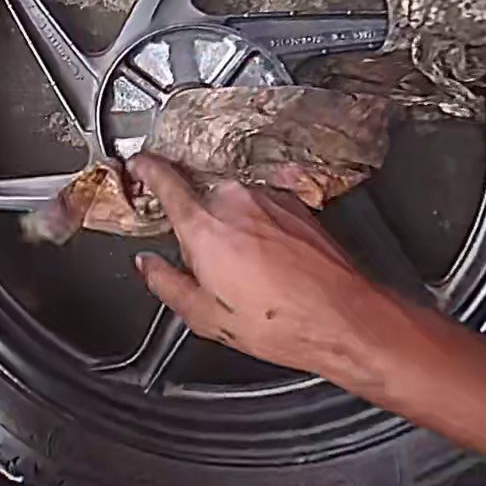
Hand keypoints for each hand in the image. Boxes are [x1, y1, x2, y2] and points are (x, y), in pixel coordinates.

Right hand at [129, 154, 485, 469]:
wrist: (347, 319)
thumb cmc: (281, 321)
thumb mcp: (206, 316)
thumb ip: (166, 283)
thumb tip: (148, 265)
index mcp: (203, 224)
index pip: (163, 177)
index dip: (144, 167)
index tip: (138, 165)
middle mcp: (233, 199)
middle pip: (196, 187)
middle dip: (191, 209)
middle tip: (201, 248)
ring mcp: (266, 196)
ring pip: (229, 194)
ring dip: (226, 215)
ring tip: (242, 259)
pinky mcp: (292, 201)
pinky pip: (258, 201)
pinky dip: (254, 218)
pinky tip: (266, 254)